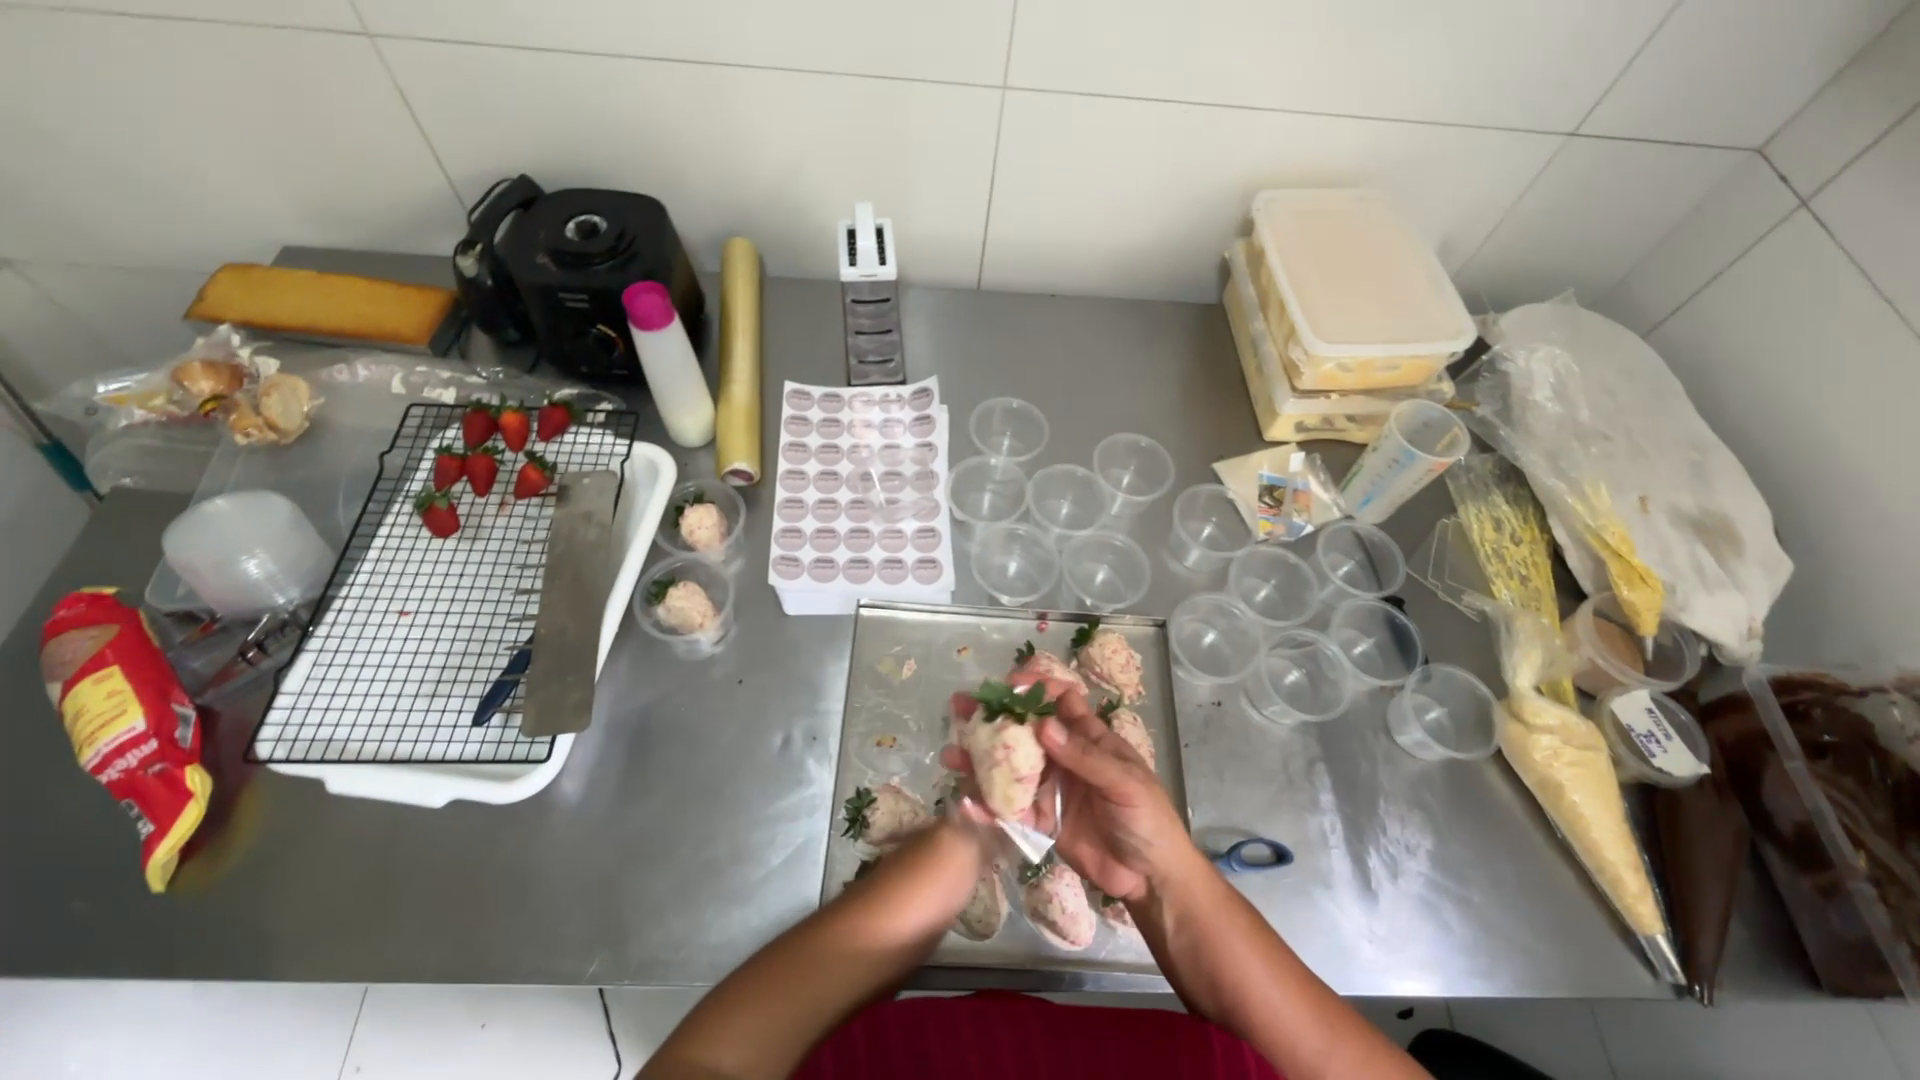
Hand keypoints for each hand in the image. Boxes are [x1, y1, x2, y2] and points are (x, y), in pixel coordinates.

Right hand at [941, 672, 1193, 903]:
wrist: (1150, 878)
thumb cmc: (1148, 819)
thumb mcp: (1124, 783)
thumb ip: (1084, 757)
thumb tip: (1043, 724)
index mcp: (1091, 739)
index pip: (1060, 702)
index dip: (1036, 689)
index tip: (1008, 686)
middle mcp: (1065, 759)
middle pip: (1025, 731)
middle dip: (993, 718)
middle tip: (960, 708)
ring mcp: (1051, 790)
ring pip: (1010, 769)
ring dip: (980, 760)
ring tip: (951, 753)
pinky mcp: (1042, 822)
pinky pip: (1010, 811)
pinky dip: (987, 807)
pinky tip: (965, 802)